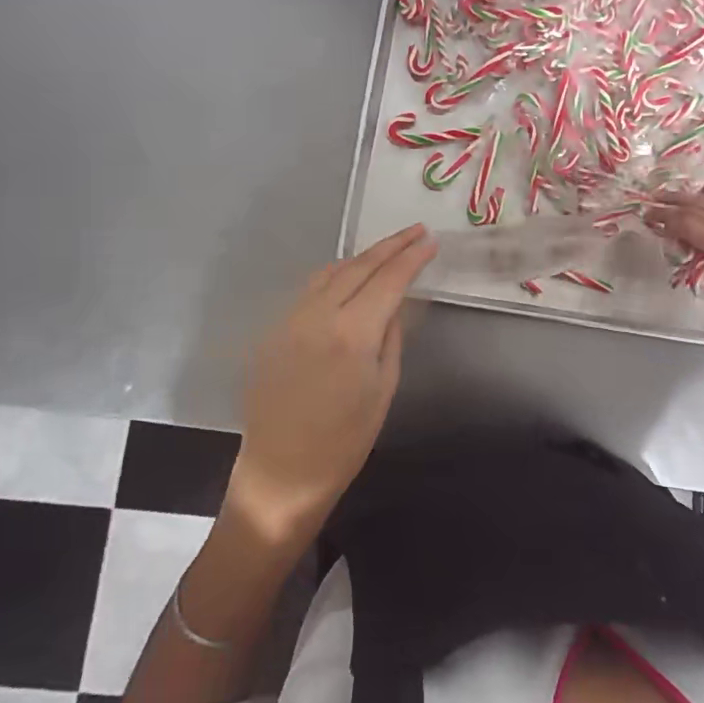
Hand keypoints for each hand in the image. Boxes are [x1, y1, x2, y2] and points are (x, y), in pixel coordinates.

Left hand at [227, 223, 437, 547]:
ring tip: (385, 250)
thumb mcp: (383, 390)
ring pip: (328, 273)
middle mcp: (317, 316)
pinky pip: (308, 291)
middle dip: (389, 247)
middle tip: (414, 232)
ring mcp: (290, 320)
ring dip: (360, 258)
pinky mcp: (274, 331)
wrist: (282, 470)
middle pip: (357, 267)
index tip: (429, 242)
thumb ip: (390, 338)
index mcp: (352, 334)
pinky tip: (347, 278)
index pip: (387, 281)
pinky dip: (334, 276)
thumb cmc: (344, 442)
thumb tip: (396, 304)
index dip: (411, 258)